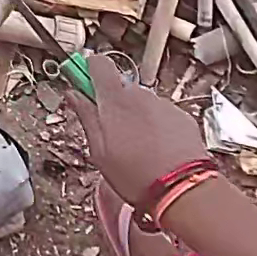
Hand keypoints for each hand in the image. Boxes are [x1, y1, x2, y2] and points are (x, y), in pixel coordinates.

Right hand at [66, 53, 211, 206]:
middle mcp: (139, 94)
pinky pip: (161, 114)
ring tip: (137, 147)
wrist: (183, 191)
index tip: (85, 86)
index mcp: (115, 99)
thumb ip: (86, 115)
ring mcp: (162, 104)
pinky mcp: (181, 116)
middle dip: (113, 102)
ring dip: (135, 116)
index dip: (89, 71)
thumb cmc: (136, 175)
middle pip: (120, 86)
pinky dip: (156, 125)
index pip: (98, 63)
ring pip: (141, 102)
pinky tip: (156, 149)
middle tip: (111, 131)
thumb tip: (73, 95)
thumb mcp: (99, 150)